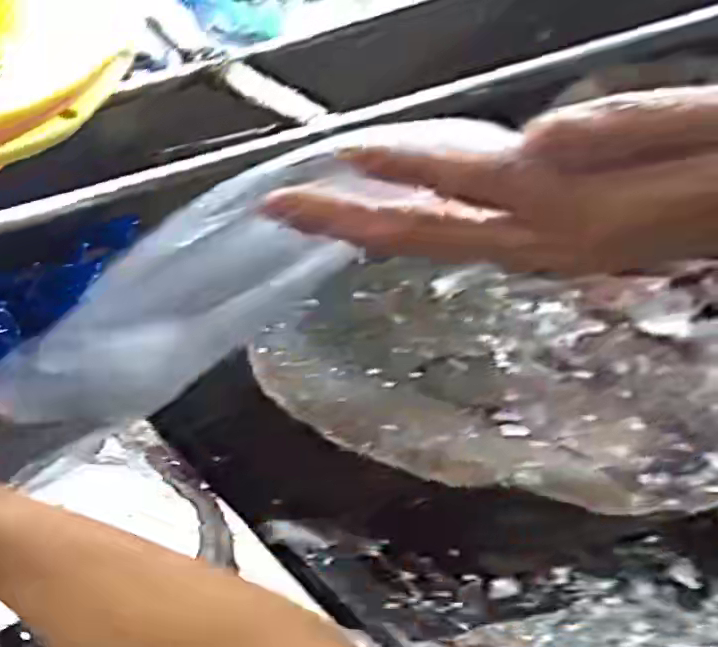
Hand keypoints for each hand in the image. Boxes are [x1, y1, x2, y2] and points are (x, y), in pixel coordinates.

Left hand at [261, 87, 717, 274]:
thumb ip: (638, 126)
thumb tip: (534, 137)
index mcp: (577, 209)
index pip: (465, 182)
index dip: (404, 165)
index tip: (344, 152)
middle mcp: (538, 243)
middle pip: (412, 232)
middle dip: (335, 219)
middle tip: (273, 205)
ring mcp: (537, 254)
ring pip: (423, 242)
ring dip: (358, 227)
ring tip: (306, 212)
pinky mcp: (546, 252)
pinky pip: (453, 240)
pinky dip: (404, 228)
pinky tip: (380, 218)